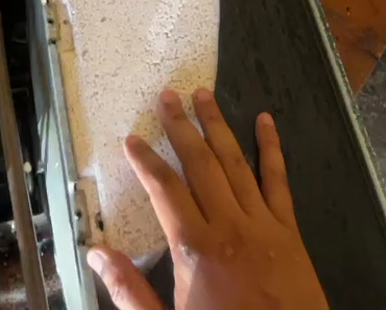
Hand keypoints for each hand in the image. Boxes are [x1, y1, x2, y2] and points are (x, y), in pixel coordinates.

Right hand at [88, 89, 329, 309]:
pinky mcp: (289, 232)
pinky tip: (265, 120)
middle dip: (181, 126)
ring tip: (203, 95)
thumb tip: (97, 254)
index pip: (164, 189)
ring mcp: (262, 225)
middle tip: (167, 95)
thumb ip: (131, 292)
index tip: (131, 139)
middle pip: (199, 164)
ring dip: (217, 125)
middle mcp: (229, 227)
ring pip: (235, 162)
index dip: (145, 161)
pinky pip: (278, 181)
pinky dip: (271, 148)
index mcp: (195, 249)